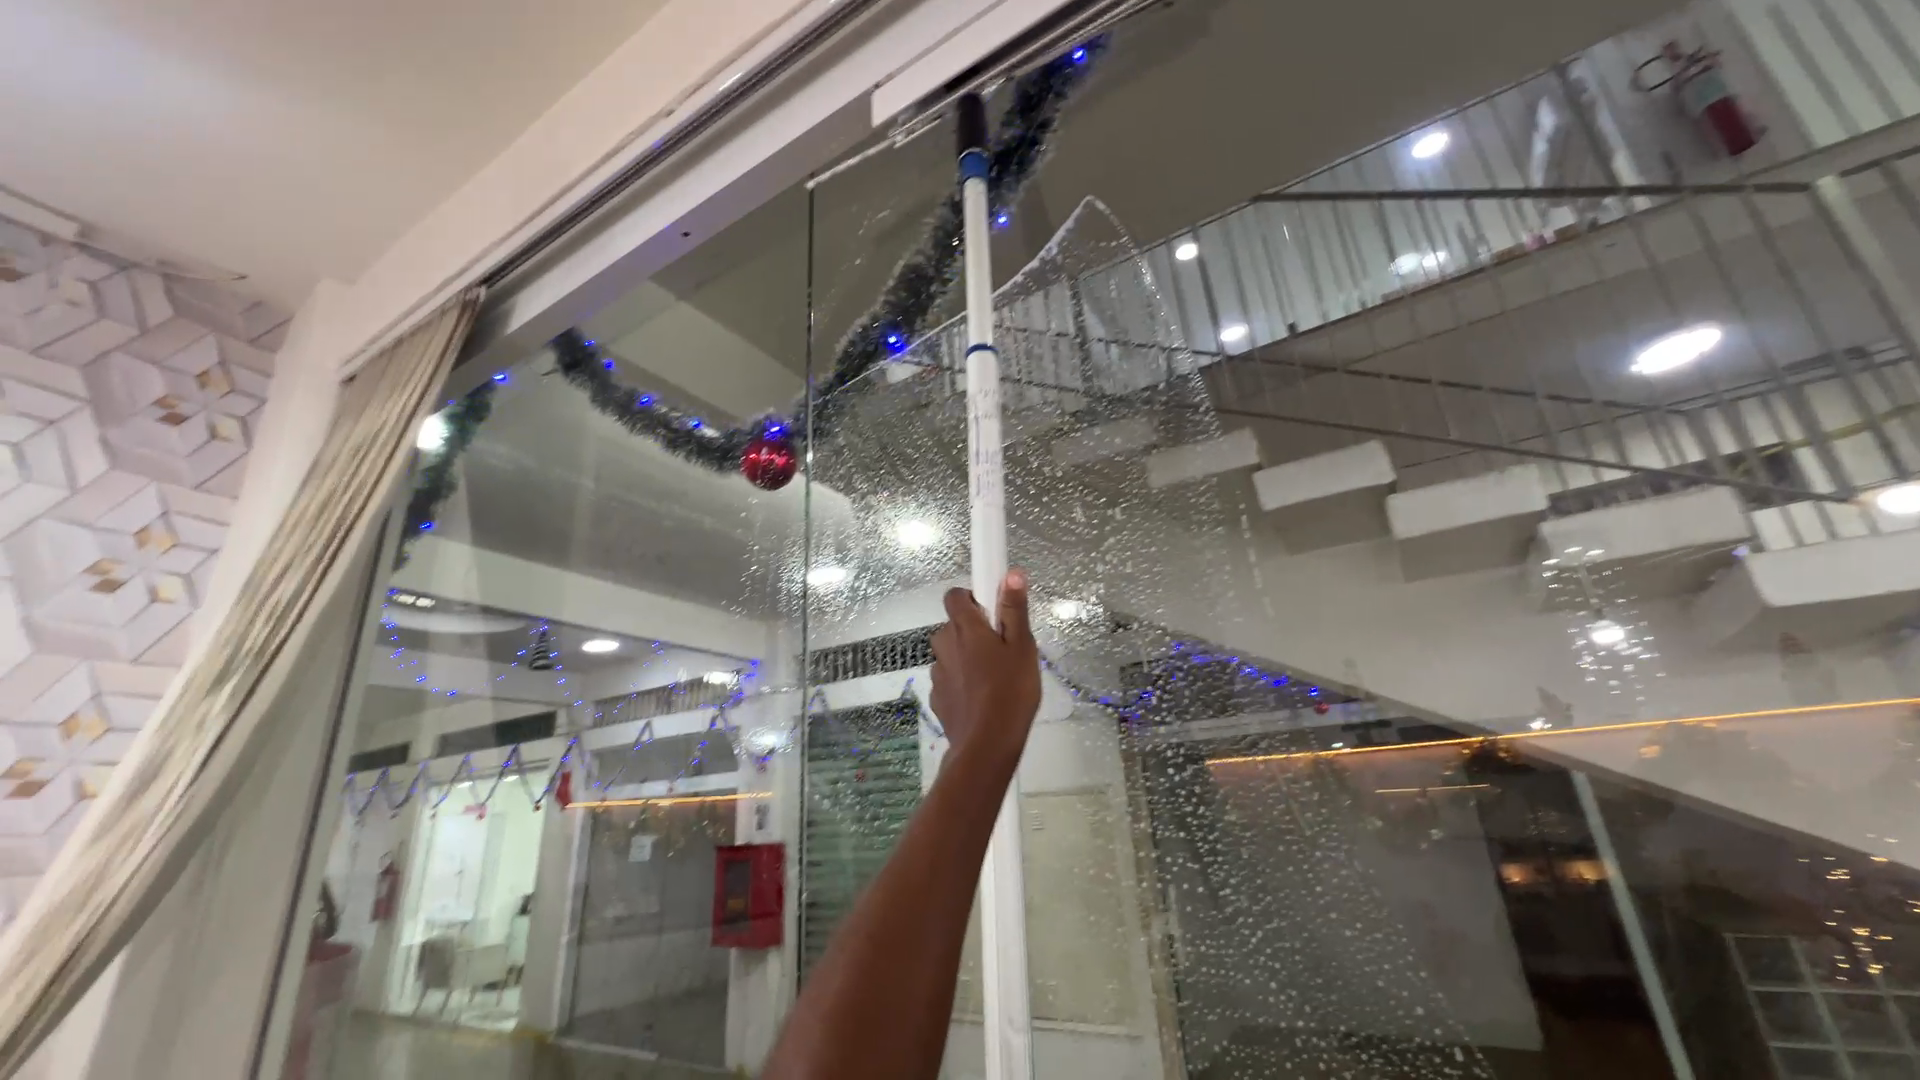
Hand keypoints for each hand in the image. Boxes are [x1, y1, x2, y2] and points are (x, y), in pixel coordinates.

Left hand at [929, 569, 1040, 770]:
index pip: (954, 596)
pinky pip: (949, 680)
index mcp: (965, 628)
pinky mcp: (937, 698)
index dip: (971, 598)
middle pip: (952, 626)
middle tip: (1001, 650)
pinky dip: (961, 684)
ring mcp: (937, 674)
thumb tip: (1012, 573)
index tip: (991, 612)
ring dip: (966, 659)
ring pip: (951, 655)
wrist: (986, 744)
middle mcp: (944, 646)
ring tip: (993, 679)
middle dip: (972, 632)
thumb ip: (1014, 610)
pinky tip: (981, 700)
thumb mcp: (1022, 648)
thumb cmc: (1011, 690)